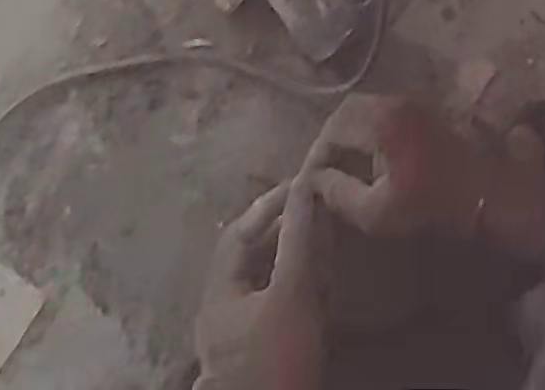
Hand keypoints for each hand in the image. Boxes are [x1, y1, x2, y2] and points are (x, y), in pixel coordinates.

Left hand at [193, 181, 325, 389]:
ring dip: (296, 254)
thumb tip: (303, 185)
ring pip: (269, 275)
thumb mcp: (292, 293)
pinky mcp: (264, 349)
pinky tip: (324, 279)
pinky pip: (281, 301)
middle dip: (287, 228)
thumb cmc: (277, 360)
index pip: (241, 231)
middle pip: (254, 253)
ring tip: (325, 236)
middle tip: (319, 208)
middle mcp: (224, 307)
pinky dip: (301, 283)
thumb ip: (298, 238)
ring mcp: (242, 332)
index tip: (304, 184)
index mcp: (219, 290)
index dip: (271, 204)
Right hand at [305, 94, 490, 239]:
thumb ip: (341, 194)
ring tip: (345, 163)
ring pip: (368, 109)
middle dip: (332, 138)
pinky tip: (372, 155)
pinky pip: (386, 113)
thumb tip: (315, 180)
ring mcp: (413, 102)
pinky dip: (371, 129)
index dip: (318, 154)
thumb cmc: (436, 205)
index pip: (333, 128)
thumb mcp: (380, 212)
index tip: (311, 179)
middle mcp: (395, 101)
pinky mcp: (426, 110)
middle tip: (325, 168)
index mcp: (381, 121)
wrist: (493, 193)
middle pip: (349, 111)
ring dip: (351, 133)